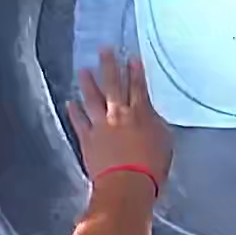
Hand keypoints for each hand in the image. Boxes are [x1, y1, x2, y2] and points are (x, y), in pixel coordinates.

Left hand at [68, 48, 172, 192]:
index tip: (131, 58)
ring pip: (92, 98)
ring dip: (88, 83)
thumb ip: (156, 126)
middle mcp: (118, 115)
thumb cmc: (151, 168)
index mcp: (141, 114)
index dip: (135, 72)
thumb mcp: (164, 143)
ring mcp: (100, 126)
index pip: (138, 87)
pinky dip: (74, 111)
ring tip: (83, 70)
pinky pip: (79, 121)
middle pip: (113, 85)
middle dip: (109, 66)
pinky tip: (70, 102)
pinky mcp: (87, 139)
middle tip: (104, 50)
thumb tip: (152, 118)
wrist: (127, 184)